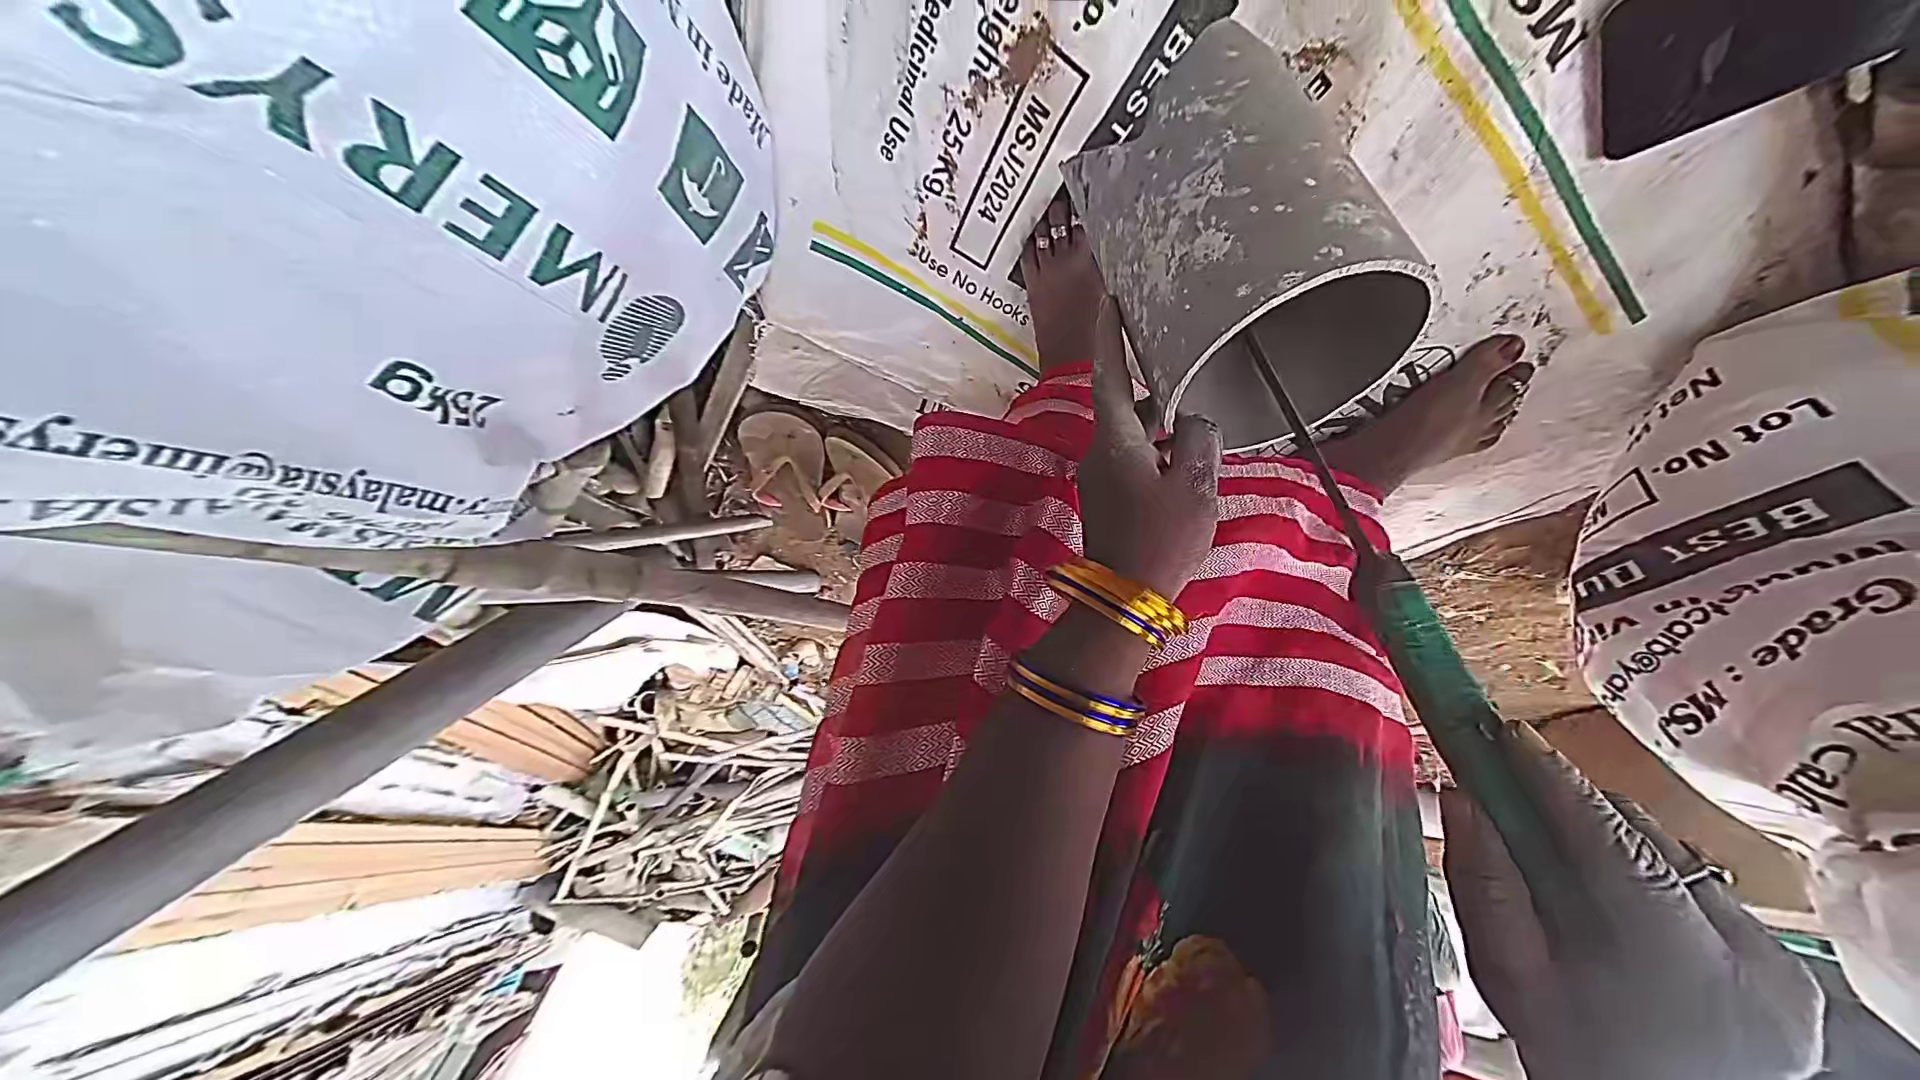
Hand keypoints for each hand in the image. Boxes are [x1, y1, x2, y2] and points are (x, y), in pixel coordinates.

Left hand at [1076, 295, 1221, 597]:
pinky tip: (1180, 456)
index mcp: (1115, 441)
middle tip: (1174, 358)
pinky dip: (1152, 448)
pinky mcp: (1106, 498)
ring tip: (1190, 411)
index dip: (1110, 336)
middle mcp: (1099, 453)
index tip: (1111, 300)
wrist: (1127, 595)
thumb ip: (1198, 440)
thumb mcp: (1193, 486)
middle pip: (1121, 405)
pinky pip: (1130, 458)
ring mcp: (1099, 477)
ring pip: (1128, 434)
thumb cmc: (1161, 539)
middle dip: (1146, 383)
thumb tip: (1192, 421)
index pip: (1109, 374)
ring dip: (1155, 422)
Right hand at [1442, 724, 1823, 1079]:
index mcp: (1673, 959)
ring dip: (1602, 833)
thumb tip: (1460, 799)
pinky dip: (1642, 868)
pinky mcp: (1788, 970)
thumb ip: (1485, 886)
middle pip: (1641, 837)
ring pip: (1670, 854)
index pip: (1608, 837)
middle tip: (1504, 782)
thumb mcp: (1510, 978)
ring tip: (1546, 838)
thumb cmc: (1576, 1054)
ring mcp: (1778, 963)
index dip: (1552, 777)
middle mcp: (1747, 954)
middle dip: (1567, 801)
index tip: (1506, 732)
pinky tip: (1602, 887)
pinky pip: (1699, 886)